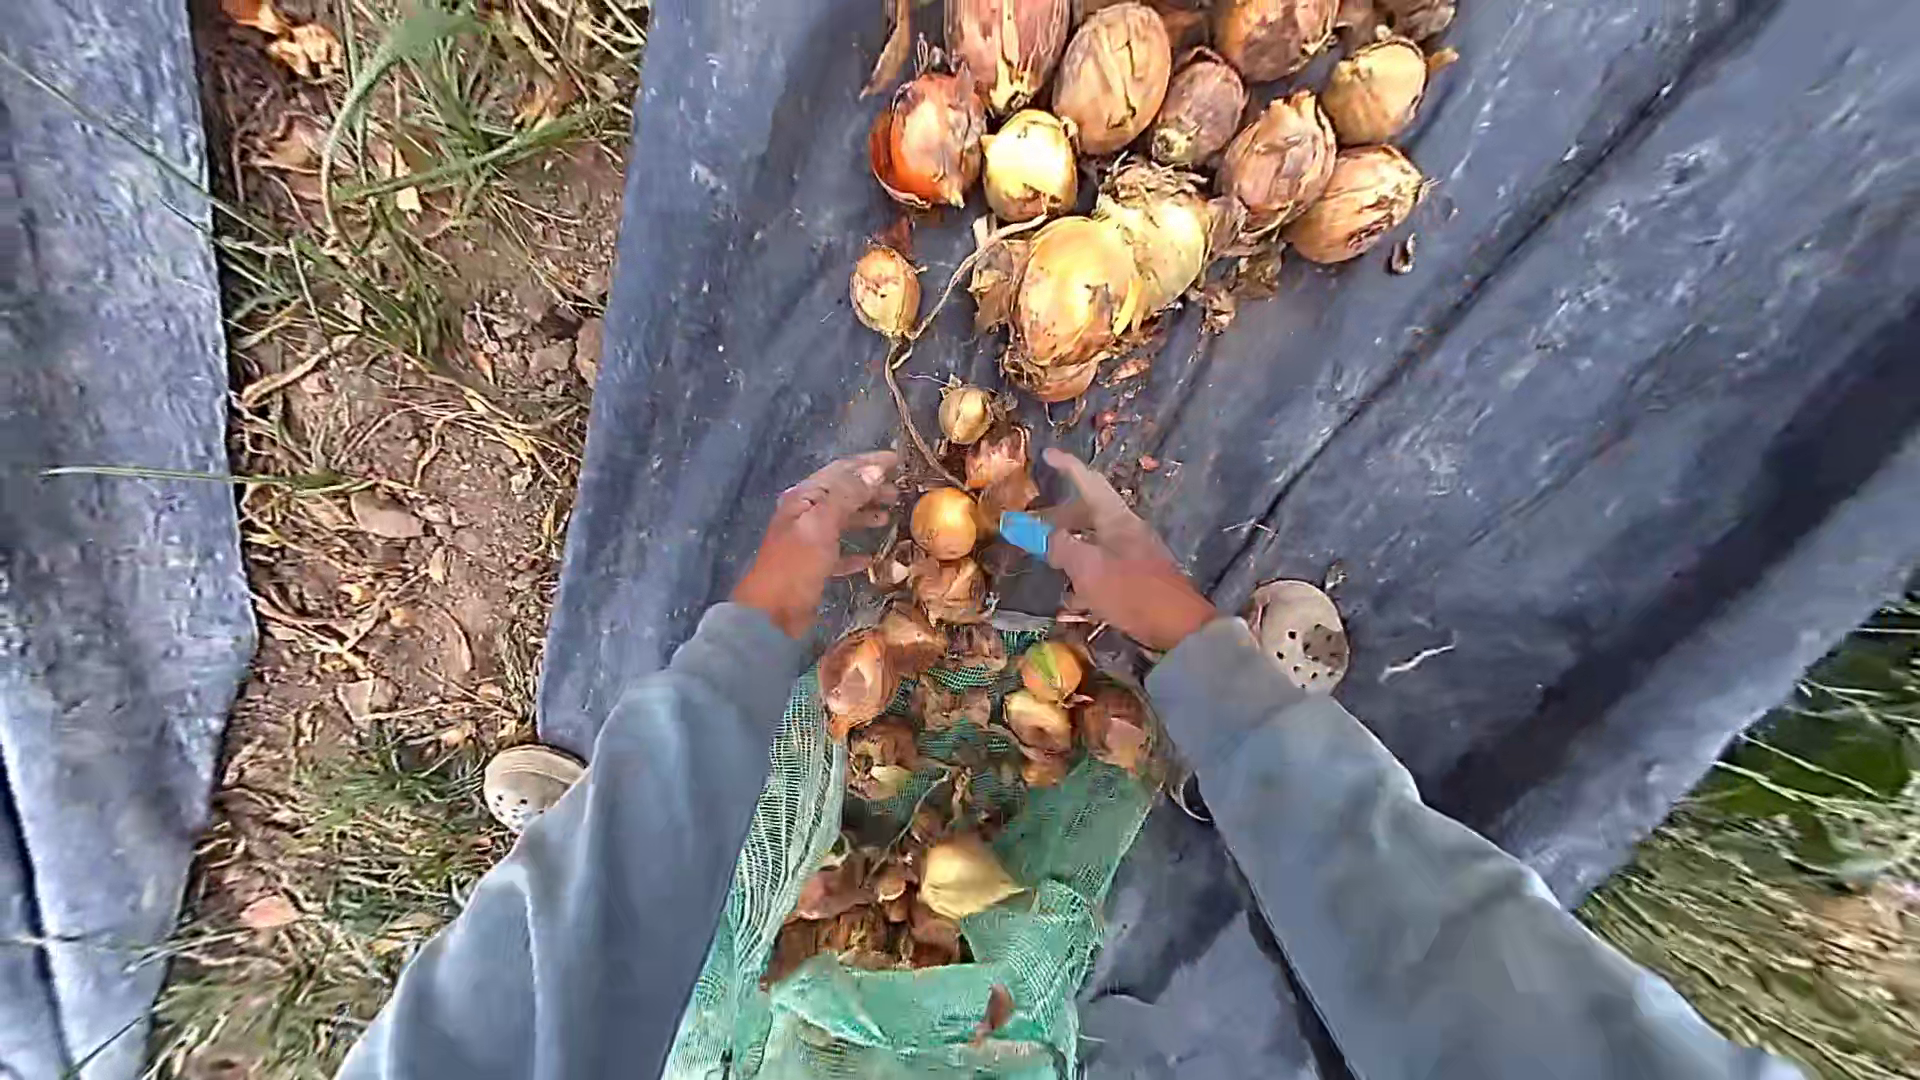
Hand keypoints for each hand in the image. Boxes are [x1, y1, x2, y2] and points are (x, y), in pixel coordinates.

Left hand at [732, 450, 899, 637]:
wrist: (771, 613)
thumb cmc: (797, 564)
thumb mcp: (822, 523)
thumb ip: (847, 495)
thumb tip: (874, 471)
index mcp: (804, 497)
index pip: (841, 471)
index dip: (868, 464)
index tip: (897, 461)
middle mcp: (805, 514)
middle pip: (842, 493)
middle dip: (870, 489)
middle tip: (898, 492)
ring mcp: (808, 540)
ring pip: (842, 520)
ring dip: (865, 515)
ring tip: (889, 517)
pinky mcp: (814, 566)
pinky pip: (839, 552)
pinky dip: (855, 551)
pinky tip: (870, 558)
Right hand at [1041, 449, 1217, 651]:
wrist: (1179, 626)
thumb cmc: (1131, 591)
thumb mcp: (1087, 568)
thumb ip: (1061, 547)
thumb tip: (1047, 536)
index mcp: (1115, 518)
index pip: (1088, 481)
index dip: (1066, 466)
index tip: (1047, 455)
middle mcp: (1126, 529)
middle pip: (1088, 512)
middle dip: (1058, 517)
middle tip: (1033, 527)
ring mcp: (1134, 551)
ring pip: (1094, 539)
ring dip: (1070, 545)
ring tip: (1049, 561)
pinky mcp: (1138, 574)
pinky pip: (1104, 562)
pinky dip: (1084, 570)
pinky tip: (1073, 595)